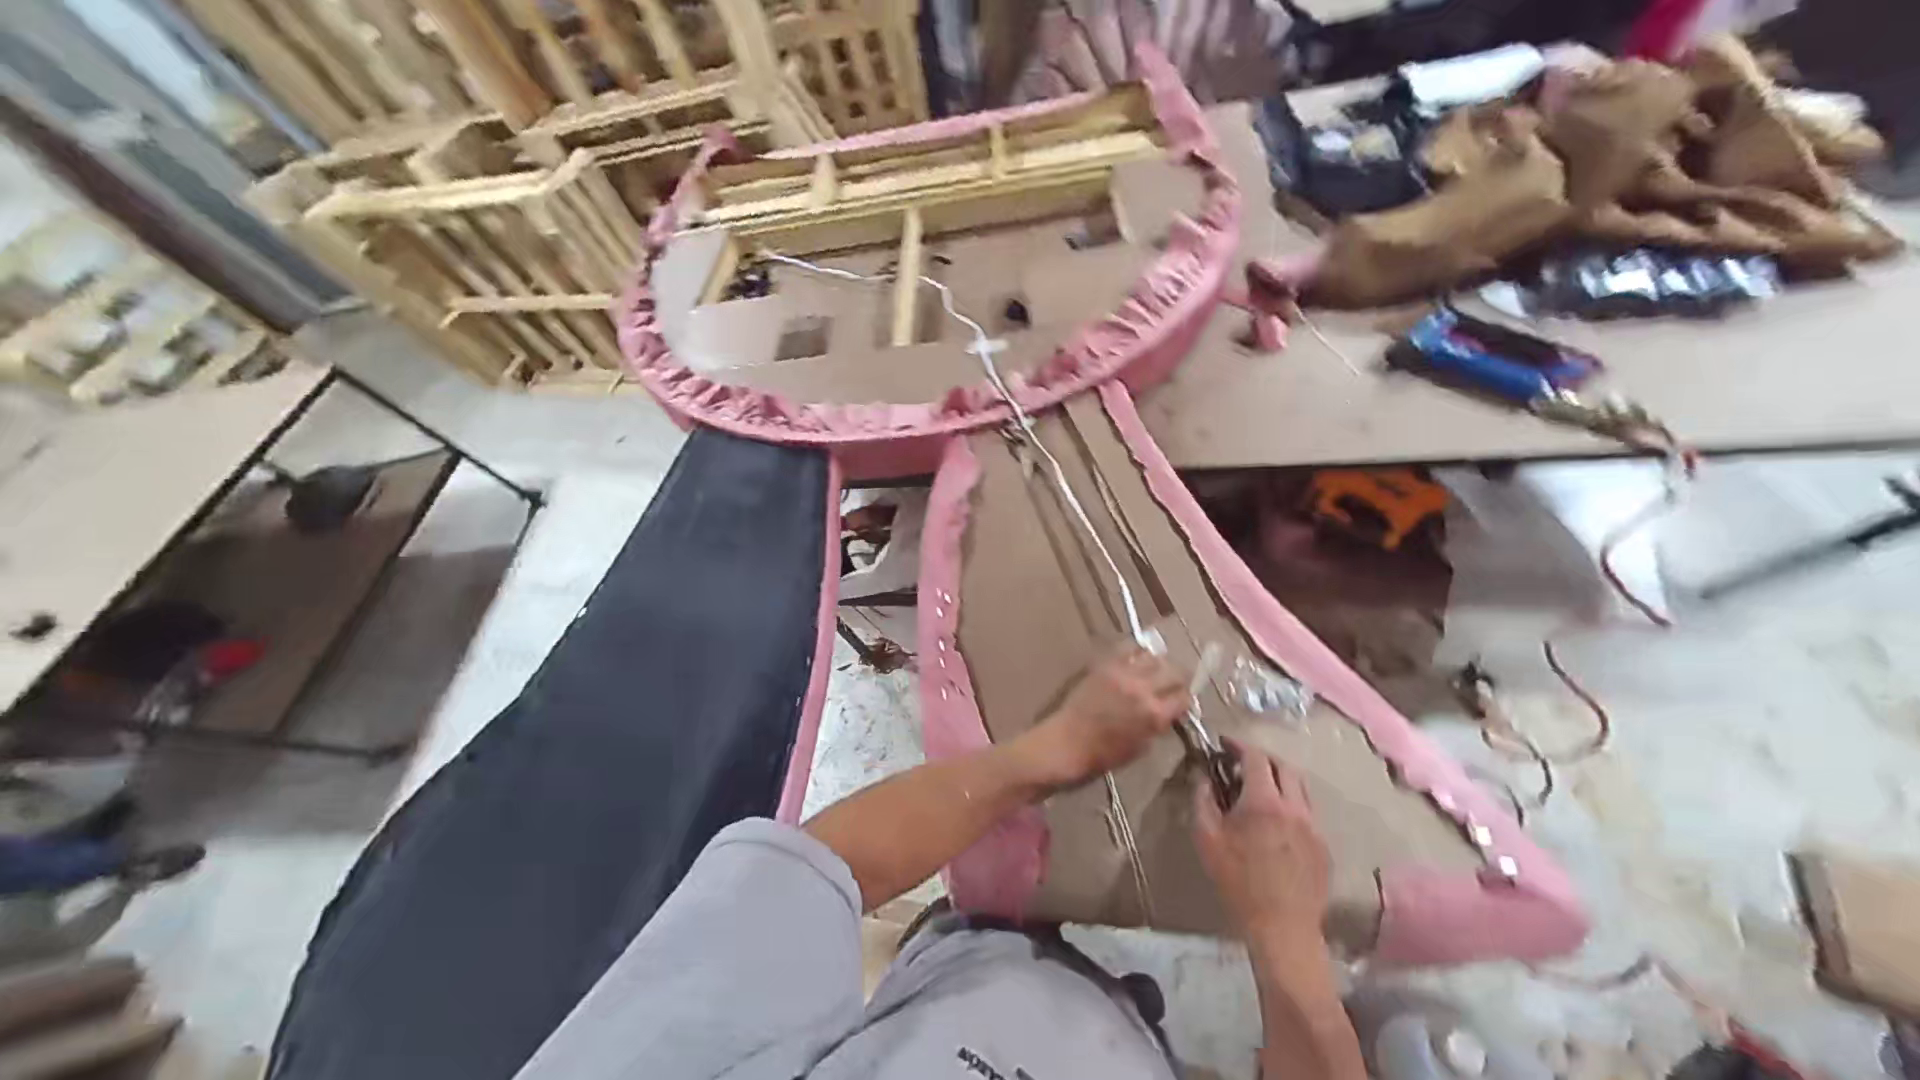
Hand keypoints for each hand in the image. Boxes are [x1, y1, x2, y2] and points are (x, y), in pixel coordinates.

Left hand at [1014, 644, 1187, 790]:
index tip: (1179, 701)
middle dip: (1177, 677)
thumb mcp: (1140, 748)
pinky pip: (1127, 648)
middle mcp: (1143, 690)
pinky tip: (1133, 660)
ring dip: (1157, 663)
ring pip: (1154, 656)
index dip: (1184, 699)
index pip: (1184, 697)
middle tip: (1171, 683)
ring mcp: (1123, 674)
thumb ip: (1157, 726)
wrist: (1065, 744)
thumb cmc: (1102, 756)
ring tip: (1152, 670)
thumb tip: (1165, 712)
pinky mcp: (1104, 665)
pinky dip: (1135, 652)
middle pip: (1175, 671)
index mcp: (1155, 715)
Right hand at [1192, 740, 1330, 942]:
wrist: (1282, 928)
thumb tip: (1204, 777)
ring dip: (1279, 780)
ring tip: (1259, 791)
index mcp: (1264, 802)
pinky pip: (1307, 813)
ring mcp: (1314, 827)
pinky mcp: (1324, 847)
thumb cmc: (1237, 881)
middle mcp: (1295, 808)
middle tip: (1241, 764)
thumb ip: (1202, 800)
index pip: (1256, 757)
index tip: (1224, 745)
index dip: (1238, 745)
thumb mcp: (1206, 838)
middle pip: (1284, 766)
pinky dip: (1290, 805)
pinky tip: (1275, 824)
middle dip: (1262, 758)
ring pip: (1301, 788)